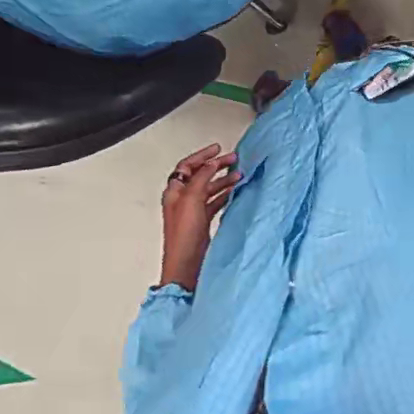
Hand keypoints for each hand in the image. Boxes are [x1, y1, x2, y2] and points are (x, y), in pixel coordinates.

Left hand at [158, 144, 240, 291]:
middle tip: (232, 159)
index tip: (217, 149)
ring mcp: (192, 211)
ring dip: (223, 180)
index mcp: (174, 191)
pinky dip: (224, 194)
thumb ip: (201, 178)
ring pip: (209, 188)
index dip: (202, 155)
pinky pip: (214, 202)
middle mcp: (182, 199)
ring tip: (238, 174)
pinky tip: (234, 192)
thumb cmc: (184, 235)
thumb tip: (210, 164)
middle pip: (200, 175)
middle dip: (216, 166)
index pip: (187, 165)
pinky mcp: (202, 222)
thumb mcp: (192, 199)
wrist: (186, 265)